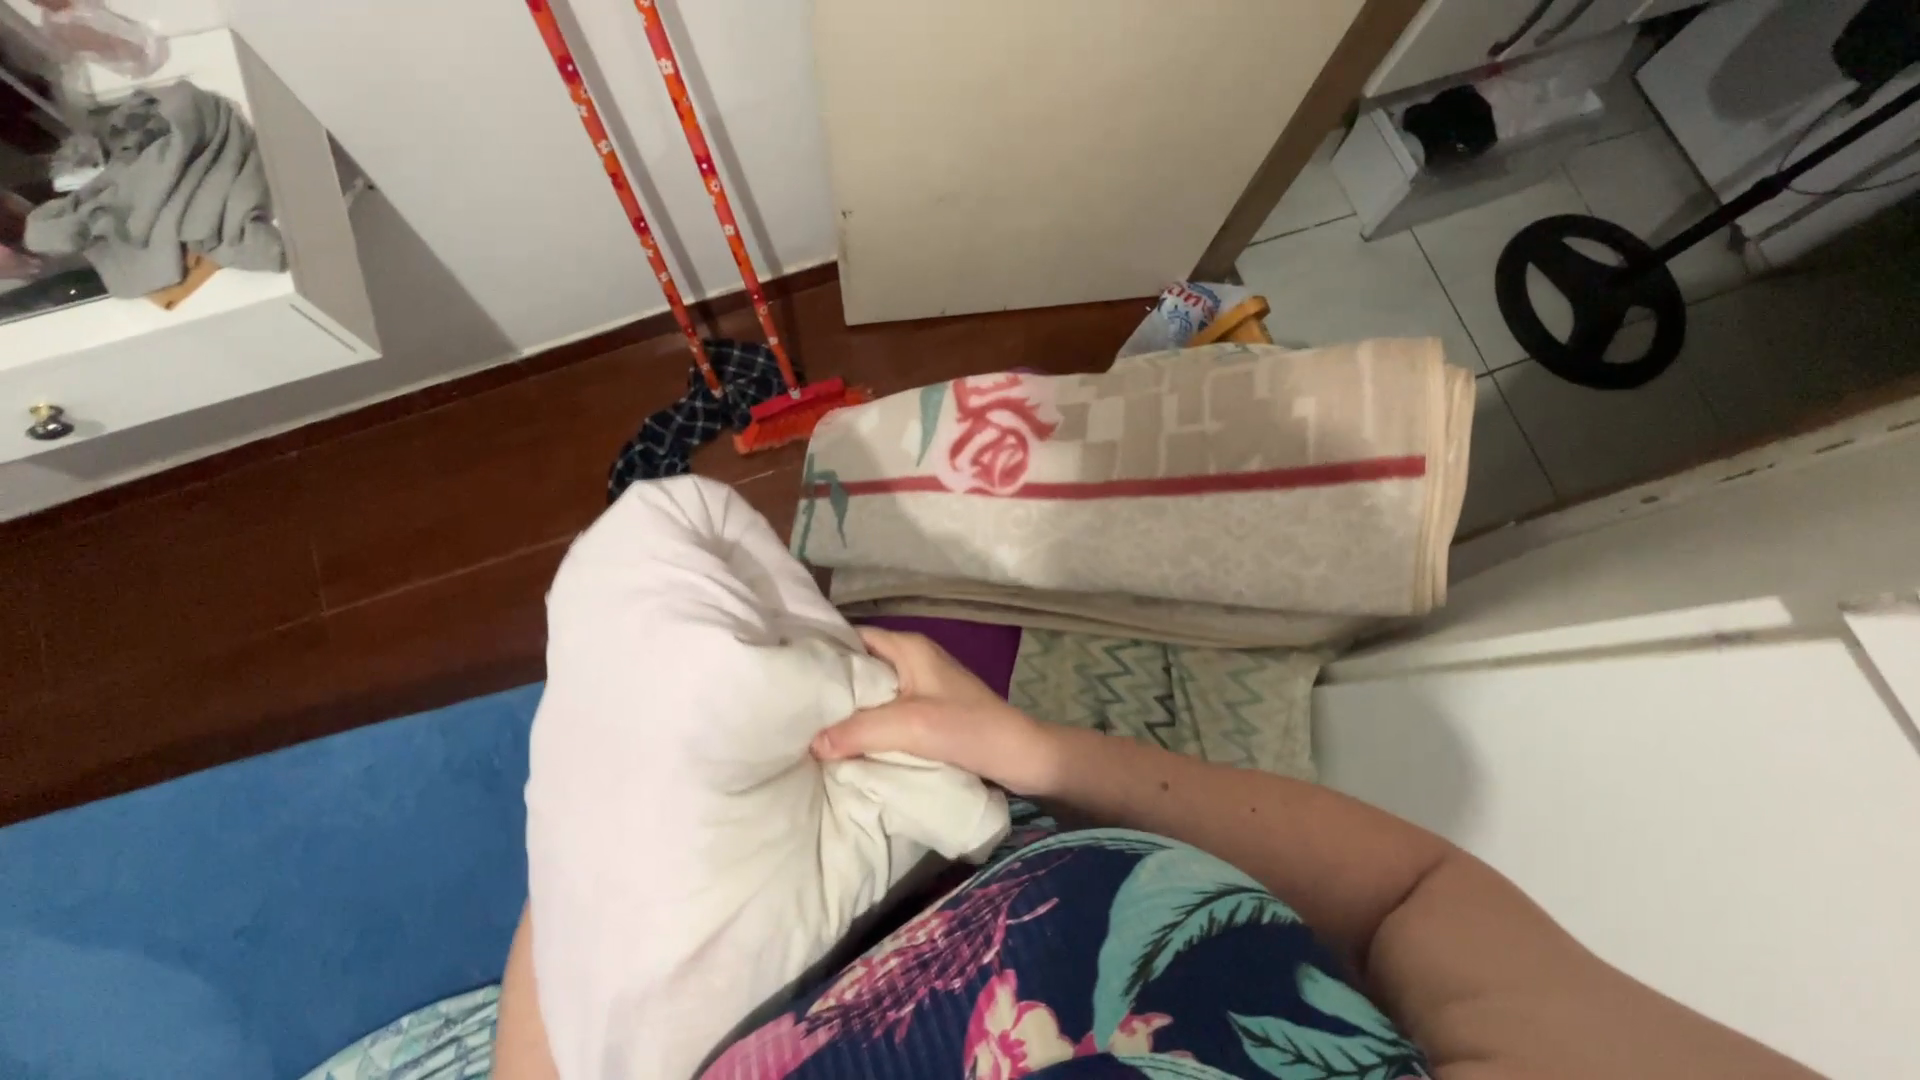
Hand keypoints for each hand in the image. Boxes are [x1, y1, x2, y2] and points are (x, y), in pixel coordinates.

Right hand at [813, 627, 1061, 794]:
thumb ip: (858, 730)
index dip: (822, 653)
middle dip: (831, 685)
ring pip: (873, 691)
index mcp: (908, 647)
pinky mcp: (929, 711)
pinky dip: (867, 722)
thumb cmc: (967, 729)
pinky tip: (846, 741)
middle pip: (860, 665)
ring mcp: (922, 685)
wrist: (1019, 756)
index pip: (853, 638)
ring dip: (848, 708)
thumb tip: (812, 743)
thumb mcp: (909, 727)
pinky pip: (887, 710)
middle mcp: (913, 659)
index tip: (791, 673)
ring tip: (811, 726)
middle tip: (794, 707)